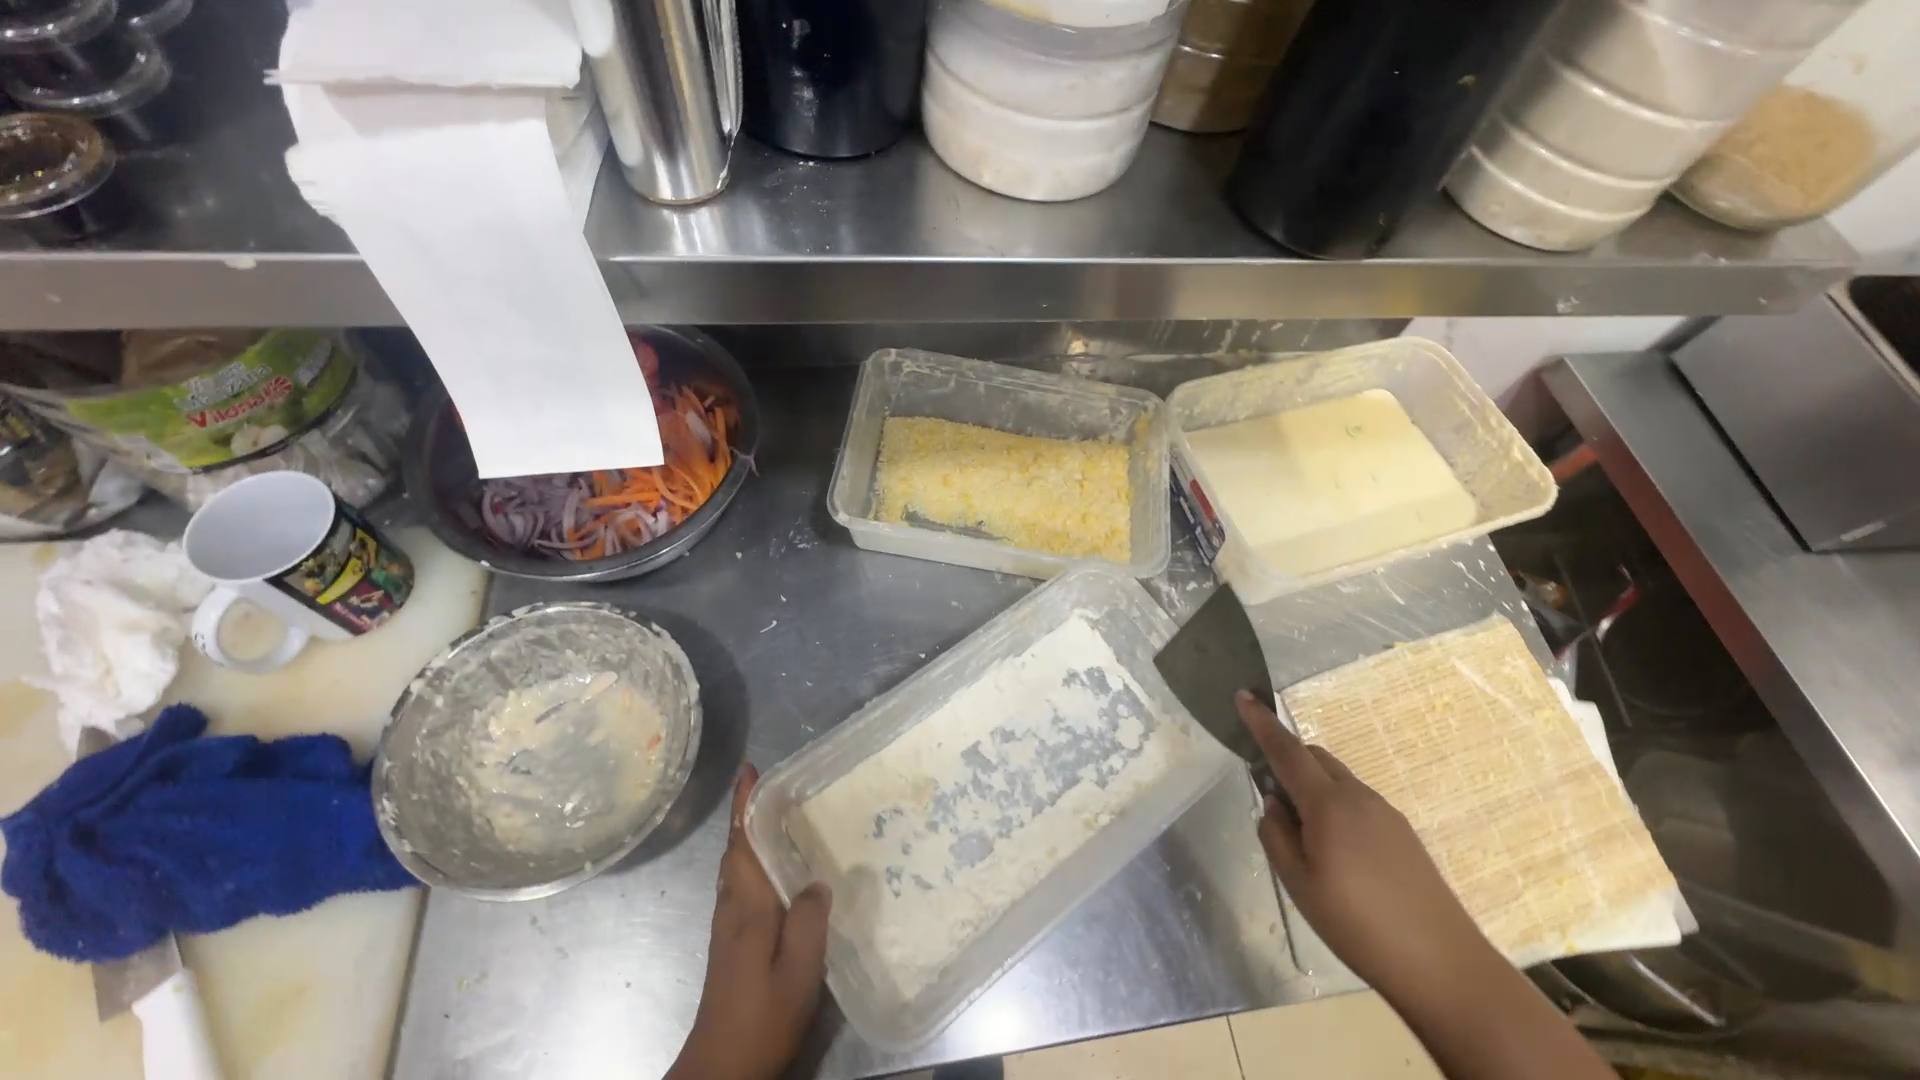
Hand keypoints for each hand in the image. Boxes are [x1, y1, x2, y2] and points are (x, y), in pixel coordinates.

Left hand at [666, 766, 832, 1079]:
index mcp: (746, 907)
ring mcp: (729, 928)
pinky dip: (757, 863)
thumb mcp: (798, 969)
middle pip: (736, 850)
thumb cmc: (762, 1015)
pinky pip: (745, 887)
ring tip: (780, 817)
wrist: (722, 1065)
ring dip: (751, 837)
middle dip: (748, 814)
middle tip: (774, 786)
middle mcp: (732, 909)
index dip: (745, 806)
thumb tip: (816, 880)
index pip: (742, 843)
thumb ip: (808, 920)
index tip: (750, 770)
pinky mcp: (734, 944)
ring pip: (738, 869)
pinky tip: (781, 872)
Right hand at [1236, 691, 1495, 1004]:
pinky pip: (1357, 803)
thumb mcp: (1297, 883)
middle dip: (1288, 761)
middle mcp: (1359, 797)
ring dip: (1312, 788)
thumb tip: (1274, 804)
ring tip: (1304, 841)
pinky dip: (1335, 808)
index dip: (1262, 723)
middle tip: (1271, 800)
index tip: (1243, 696)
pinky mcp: (1403, 834)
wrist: (1441, 962)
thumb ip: (1276, 835)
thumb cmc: (1356, 923)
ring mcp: (1386, 813)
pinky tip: (1337, 856)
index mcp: (1328, 804)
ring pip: (1338, 781)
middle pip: (1315, 758)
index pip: (1287, 751)